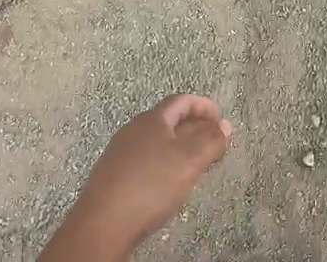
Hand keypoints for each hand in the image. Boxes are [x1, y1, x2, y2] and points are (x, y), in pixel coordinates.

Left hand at [40, 95, 232, 261]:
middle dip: (194, 128)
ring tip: (194, 164)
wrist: (100, 226)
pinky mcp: (111, 176)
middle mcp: (133, 129)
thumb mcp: (189, 161)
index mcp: (152, 119)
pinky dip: (162, 163)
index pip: (182, 101)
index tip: (220, 119)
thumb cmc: (150, 185)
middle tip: (212, 143)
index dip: (204, 106)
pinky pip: (144, 159)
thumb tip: (225, 125)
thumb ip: (211, 141)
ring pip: (156, 141)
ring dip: (178, 147)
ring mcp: (119, 153)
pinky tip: (166, 183)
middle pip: (168, 120)